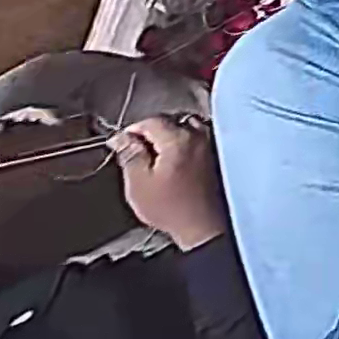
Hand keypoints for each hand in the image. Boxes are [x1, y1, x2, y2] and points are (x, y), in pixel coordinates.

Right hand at [109, 115, 227, 250]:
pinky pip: (198, 134)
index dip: (132, 129)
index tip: (119, 141)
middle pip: (173, 120)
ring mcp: (213, 138)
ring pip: (187, 125)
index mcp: (180, 138)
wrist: (200, 218)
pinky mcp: (219, 147)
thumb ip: (131, 155)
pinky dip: (184, 139)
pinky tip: (173, 157)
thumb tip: (121, 137)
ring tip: (153, 154)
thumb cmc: (169, 205)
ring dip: (170, 134)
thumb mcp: (138, 182)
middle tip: (134, 149)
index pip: (154, 121)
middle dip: (152, 131)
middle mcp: (201, 132)